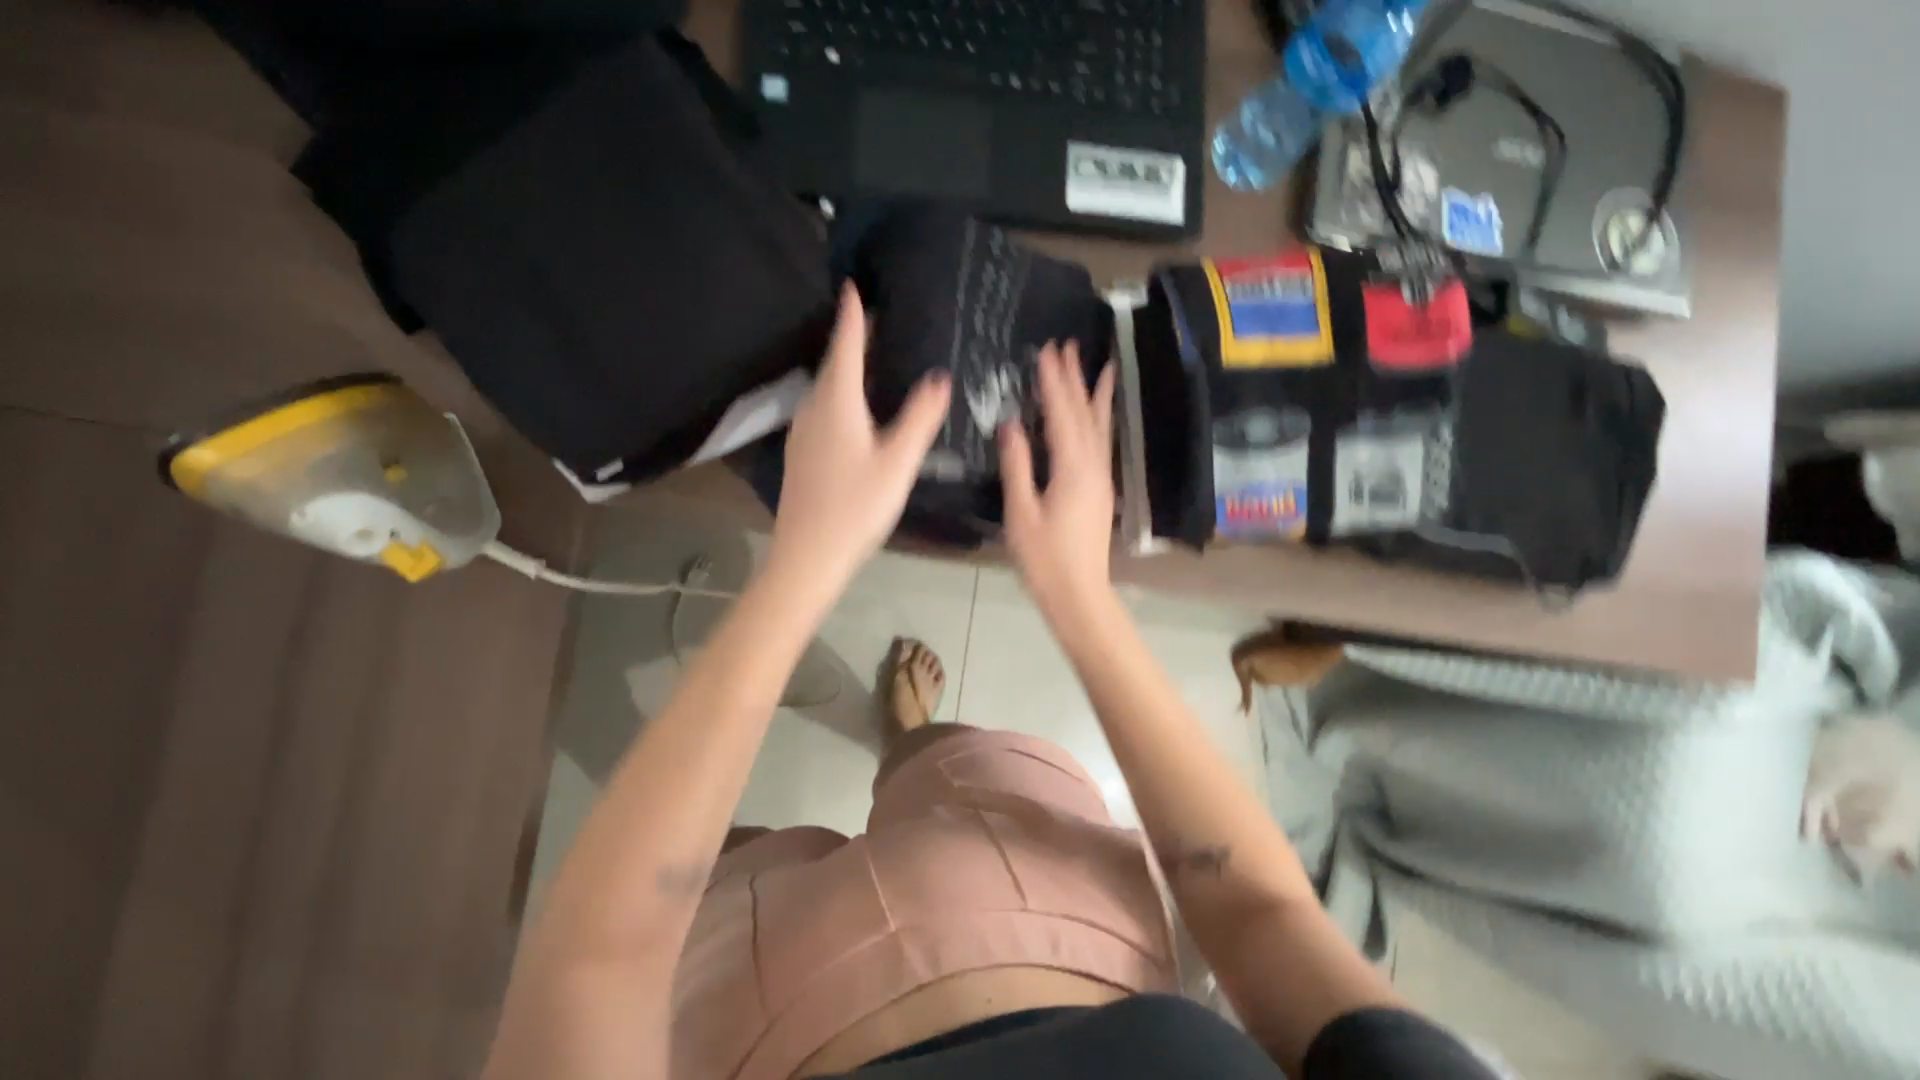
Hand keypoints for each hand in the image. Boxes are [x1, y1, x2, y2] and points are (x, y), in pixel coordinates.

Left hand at [768, 285, 951, 589]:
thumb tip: (939, 377)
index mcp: (838, 402)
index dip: (852, 315)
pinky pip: (823, 408)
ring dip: (848, 369)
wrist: (807, 555)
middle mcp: (814, 408)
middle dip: (854, 339)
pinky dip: (842, 395)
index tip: (853, 285)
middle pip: (835, 364)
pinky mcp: (801, 453)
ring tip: (875, 360)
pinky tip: (857, 410)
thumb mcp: (897, 463)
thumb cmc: (856, 507)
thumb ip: (920, 418)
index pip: (847, 345)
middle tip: (880, 322)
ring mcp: (803, 431)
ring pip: (827, 388)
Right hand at [999, 342, 1117, 620]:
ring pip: (1099, 427)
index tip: (1047, 351)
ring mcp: (1101, 478)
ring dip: (1094, 395)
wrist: (1079, 594)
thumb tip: (1011, 425)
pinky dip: (1100, 420)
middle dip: (1075, 379)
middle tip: (1068, 346)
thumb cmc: (1044, 559)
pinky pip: (1101, 442)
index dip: (1054, 382)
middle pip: (1084, 414)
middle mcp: (1093, 466)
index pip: (1061, 414)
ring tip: (1101, 366)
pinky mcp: (1101, 490)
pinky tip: (1098, 416)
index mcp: (1072, 468)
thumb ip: (1017, 466)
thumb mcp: (1021, 513)